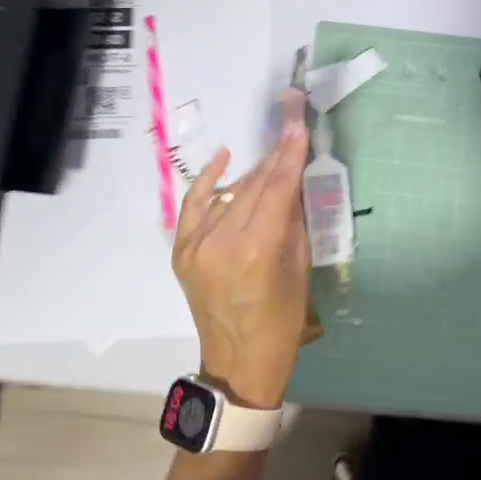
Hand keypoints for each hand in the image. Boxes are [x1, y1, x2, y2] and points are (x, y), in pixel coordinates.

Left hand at [171, 90, 310, 408]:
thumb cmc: (283, 318)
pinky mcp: (181, 250)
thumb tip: (293, 180)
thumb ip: (293, 219)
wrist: (239, 359)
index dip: (291, 152)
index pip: (278, 187)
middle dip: (276, 154)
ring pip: (231, 192)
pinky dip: (209, 181)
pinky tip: (225, 158)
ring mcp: (196, 244)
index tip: (299, 120)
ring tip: (274, 151)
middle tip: (291, 123)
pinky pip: (195, 205)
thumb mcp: (298, 266)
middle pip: (255, 184)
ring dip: (254, 171)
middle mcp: (223, 240)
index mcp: (258, 248)